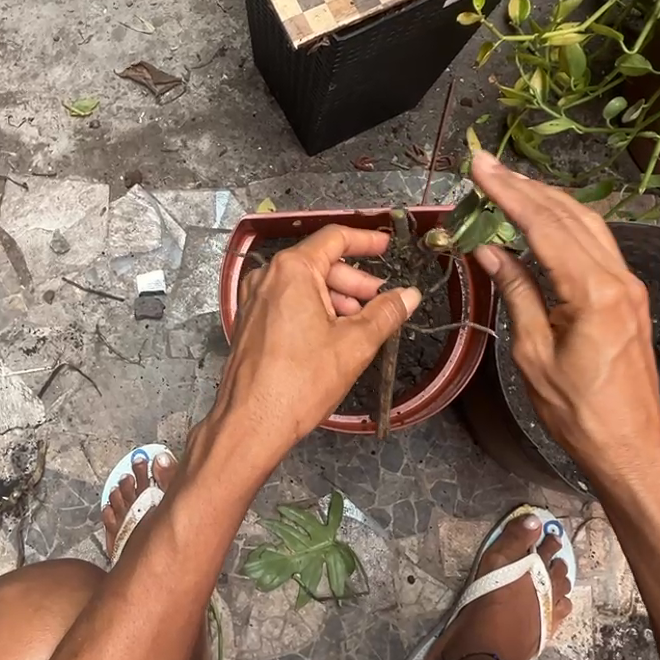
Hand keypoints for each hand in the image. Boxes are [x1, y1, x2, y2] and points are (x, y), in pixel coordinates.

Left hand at [202, 225, 420, 468]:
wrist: (252, 421)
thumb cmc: (300, 382)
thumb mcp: (354, 344)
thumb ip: (385, 313)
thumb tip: (408, 295)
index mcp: (292, 269)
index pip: (334, 238)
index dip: (366, 241)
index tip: (388, 247)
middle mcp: (268, 276)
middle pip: (320, 262)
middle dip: (354, 280)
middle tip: (381, 301)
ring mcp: (255, 298)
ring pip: (304, 283)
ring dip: (336, 297)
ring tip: (361, 324)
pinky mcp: (250, 320)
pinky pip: (288, 301)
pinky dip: (314, 309)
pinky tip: (334, 333)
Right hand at [468, 150, 659, 483]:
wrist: (630, 446)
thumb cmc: (576, 410)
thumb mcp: (533, 353)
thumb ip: (515, 292)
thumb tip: (488, 249)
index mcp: (593, 292)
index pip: (543, 226)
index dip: (508, 193)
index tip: (479, 167)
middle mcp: (617, 278)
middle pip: (568, 215)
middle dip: (525, 186)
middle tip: (486, 166)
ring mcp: (628, 284)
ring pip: (586, 222)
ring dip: (546, 198)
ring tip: (508, 182)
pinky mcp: (627, 295)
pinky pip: (595, 243)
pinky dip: (563, 221)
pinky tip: (541, 217)